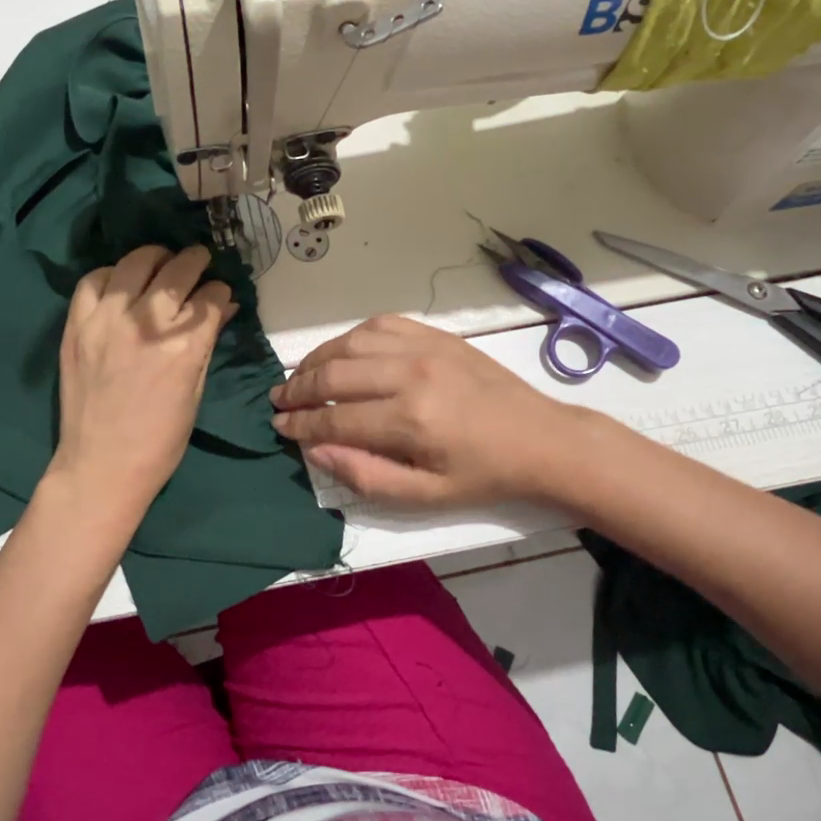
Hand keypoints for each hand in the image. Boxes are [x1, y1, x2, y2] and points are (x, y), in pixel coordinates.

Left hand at [53, 245, 236, 511]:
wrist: (101, 464)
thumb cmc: (159, 439)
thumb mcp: (195, 391)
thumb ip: (206, 342)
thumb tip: (222, 307)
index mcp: (184, 346)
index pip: (211, 297)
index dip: (220, 291)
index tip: (220, 293)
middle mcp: (147, 324)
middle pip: (178, 271)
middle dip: (196, 262)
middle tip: (200, 261)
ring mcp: (107, 320)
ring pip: (135, 264)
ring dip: (155, 257)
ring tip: (162, 261)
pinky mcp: (77, 325)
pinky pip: (93, 281)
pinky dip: (111, 275)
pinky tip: (121, 282)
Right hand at [270, 314, 599, 508]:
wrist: (541, 439)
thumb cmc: (482, 475)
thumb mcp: (425, 496)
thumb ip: (365, 475)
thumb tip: (317, 451)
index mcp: (409, 420)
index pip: (334, 418)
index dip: (300, 425)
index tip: (280, 428)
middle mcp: (410, 374)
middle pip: (334, 374)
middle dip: (298, 389)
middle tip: (279, 401)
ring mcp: (423, 347)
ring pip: (351, 343)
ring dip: (318, 358)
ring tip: (301, 376)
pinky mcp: (435, 335)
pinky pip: (380, 324)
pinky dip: (352, 337)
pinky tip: (341, 352)